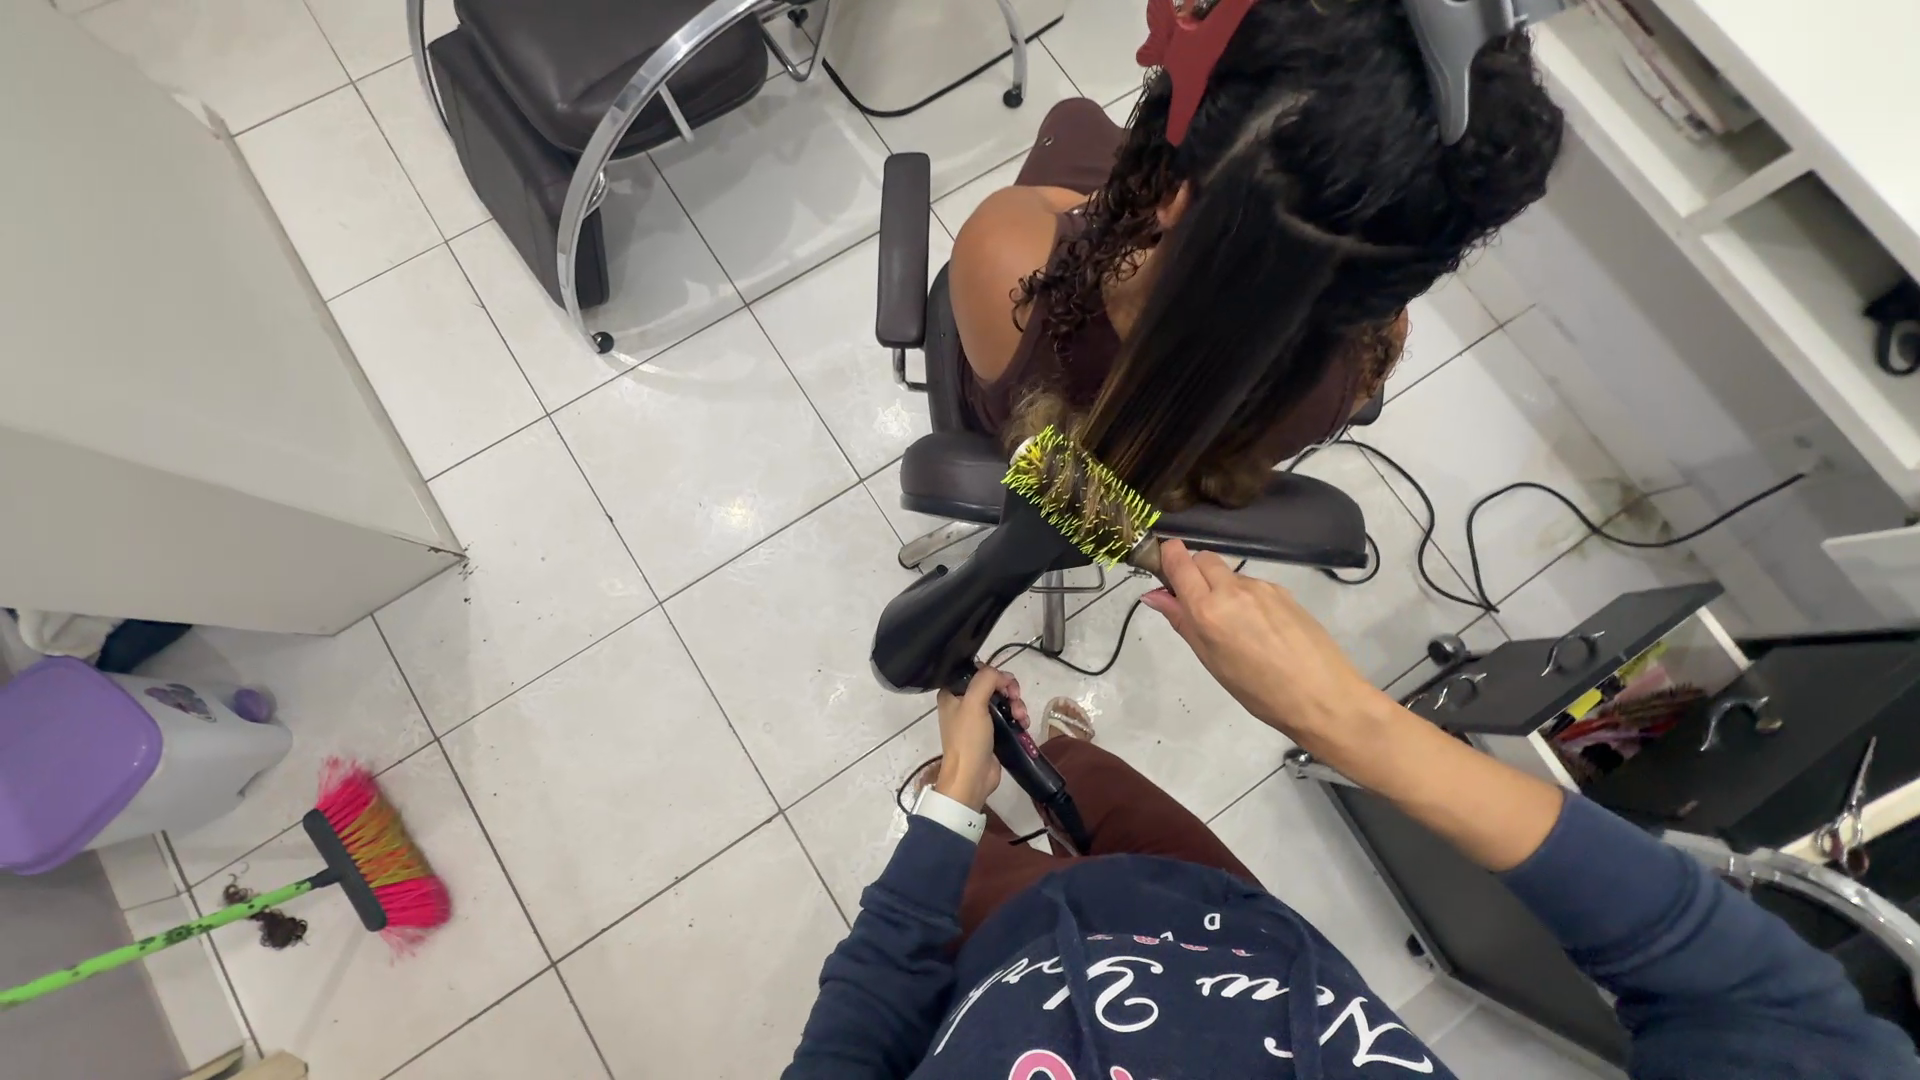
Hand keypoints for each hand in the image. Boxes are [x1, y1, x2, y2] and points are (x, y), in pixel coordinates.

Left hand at [933, 667, 1026, 811]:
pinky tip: (1024, 723)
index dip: (994, 674)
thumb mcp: (973, 703)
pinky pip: (1007, 716)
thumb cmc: (968, 739)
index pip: (976, 672)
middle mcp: (963, 703)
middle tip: (1016, 699)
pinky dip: (1017, 717)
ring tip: (1021, 716)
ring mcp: (978, 719)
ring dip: (1016, 704)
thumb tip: (1003, 675)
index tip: (1006, 684)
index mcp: (952, 694)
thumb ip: (986, 680)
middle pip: (992, 685)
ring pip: (1003, 700)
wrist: (972, 777)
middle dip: (1009, 691)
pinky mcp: (991, 732)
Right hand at [1141, 539, 1387, 740]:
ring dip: (1221, 587)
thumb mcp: (1210, 660)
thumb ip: (1182, 621)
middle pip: (1203, 558)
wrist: (1324, 697)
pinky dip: (1245, 597)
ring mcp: (1261, 587)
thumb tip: (1154, 595)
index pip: (1178, 560)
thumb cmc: (1258, 691)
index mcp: (1208, 610)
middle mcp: (1233, 589)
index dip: (1167, 556)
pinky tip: (1259, 628)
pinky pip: (1252, 584)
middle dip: (1193, 571)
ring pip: (1228, 573)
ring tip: (1235, 626)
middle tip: (1198, 603)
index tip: (1164, 569)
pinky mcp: (1283, 591)